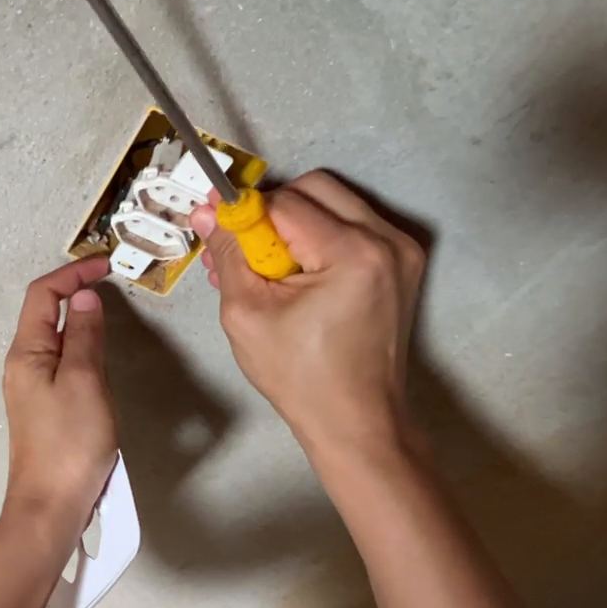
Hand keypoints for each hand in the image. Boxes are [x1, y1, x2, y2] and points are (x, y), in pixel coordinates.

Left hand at [1, 257, 118, 536]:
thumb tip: (83, 297)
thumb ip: (84, 336)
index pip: (43, 294)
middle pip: (45, 312)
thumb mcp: (83, 382)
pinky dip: (81, 348)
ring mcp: (32, 387)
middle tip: (113, 286)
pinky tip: (100, 357)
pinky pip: (62, 363)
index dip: (73, 273)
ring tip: (112, 316)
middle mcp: (23, 364)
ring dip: (80, 320)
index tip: (107, 266)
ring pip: (55, 339)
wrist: (50, 505)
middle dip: (76, 292)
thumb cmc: (69, 443)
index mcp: (26, 352)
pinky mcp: (45, 407)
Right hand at [193, 171, 425, 453]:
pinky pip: (350, 224)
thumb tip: (206, 211)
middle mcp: (387, 239)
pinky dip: (316, 236)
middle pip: (314, 187)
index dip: (243, 213)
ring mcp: (401, 250)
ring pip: (333, 201)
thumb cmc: (298, 375)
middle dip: (271, 211)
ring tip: (264, 266)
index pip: (285, 202)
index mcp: (353, 253)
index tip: (215, 228)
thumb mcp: (245, 312)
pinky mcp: (401, 263)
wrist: (355, 420)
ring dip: (292, 222)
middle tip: (243, 250)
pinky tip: (293, 273)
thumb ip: (227, 253)